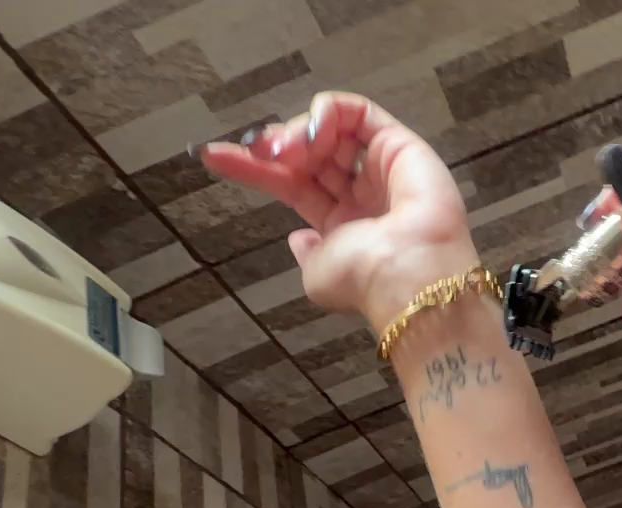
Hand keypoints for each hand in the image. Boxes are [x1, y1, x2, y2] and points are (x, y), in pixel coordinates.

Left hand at [199, 93, 477, 332]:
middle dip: (277, 146)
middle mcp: (363, 196)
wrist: (407, 274)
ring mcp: (383, 169)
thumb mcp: (318, 277)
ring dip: (299, 131)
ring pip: (331, 129)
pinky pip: (358, 112)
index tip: (213, 156)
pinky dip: (327, 113)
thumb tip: (297, 238)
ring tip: (287, 151)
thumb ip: (306, 256)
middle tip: (260, 152)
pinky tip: (315, 134)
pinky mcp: (401, 145)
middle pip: (310, 154)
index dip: (255, 169)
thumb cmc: (366, 280)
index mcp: (346, 225)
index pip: (295, 185)